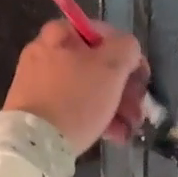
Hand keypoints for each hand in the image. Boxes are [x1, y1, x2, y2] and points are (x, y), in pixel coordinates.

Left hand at [2, 19, 151, 154]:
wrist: (34, 143)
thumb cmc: (77, 97)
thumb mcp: (111, 67)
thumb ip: (127, 48)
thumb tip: (128, 49)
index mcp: (60, 33)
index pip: (105, 34)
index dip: (129, 55)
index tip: (142, 78)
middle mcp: (46, 51)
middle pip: (97, 64)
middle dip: (124, 87)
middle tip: (139, 108)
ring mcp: (39, 80)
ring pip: (87, 87)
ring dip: (115, 105)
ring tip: (131, 127)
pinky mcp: (37, 107)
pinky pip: (72, 104)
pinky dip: (94, 116)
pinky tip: (115, 135)